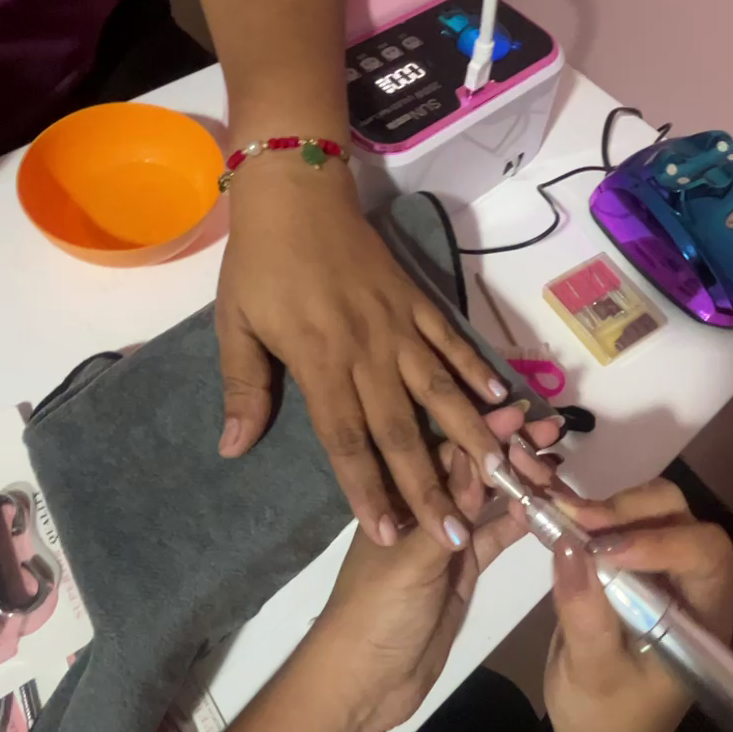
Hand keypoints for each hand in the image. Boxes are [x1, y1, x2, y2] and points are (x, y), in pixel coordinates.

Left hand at [216, 158, 559, 550]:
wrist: (296, 196)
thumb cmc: (260, 265)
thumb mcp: (234, 324)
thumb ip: (243, 386)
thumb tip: (234, 449)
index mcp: (320, 361)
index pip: (347, 439)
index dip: (366, 490)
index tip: (386, 535)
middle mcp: (368, 351)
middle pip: (401, 429)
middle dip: (426, 485)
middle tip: (451, 534)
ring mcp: (399, 325)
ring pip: (440, 390)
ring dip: (469, 437)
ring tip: (499, 477)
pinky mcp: (417, 301)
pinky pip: (450, 341)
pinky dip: (474, 371)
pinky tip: (498, 400)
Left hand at [306, 406, 534, 731]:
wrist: (365, 681)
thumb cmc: (374, 612)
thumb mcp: (410, 559)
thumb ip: (447, 512)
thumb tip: (478, 455)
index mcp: (397, 495)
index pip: (444, 451)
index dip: (480, 430)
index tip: (520, 412)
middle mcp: (423, 507)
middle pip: (470, 469)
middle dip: (508, 449)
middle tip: (552, 430)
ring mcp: (445, 537)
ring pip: (486, 499)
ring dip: (519, 480)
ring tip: (558, 457)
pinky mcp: (463, 567)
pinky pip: (494, 535)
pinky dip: (519, 519)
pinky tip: (547, 503)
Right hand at [544, 481, 732, 731]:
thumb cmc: (607, 720)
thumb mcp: (593, 675)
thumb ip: (585, 615)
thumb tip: (569, 545)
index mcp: (702, 614)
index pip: (702, 553)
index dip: (658, 540)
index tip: (603, 550)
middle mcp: (687, 581)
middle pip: (676, 515)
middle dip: (626, 509)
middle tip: (575, 519)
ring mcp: (656, 566)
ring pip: (644, 506)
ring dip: (602, 504)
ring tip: (556, 513)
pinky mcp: (624, 559)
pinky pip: (610, 518)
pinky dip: (580, 507)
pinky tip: (545, 506)